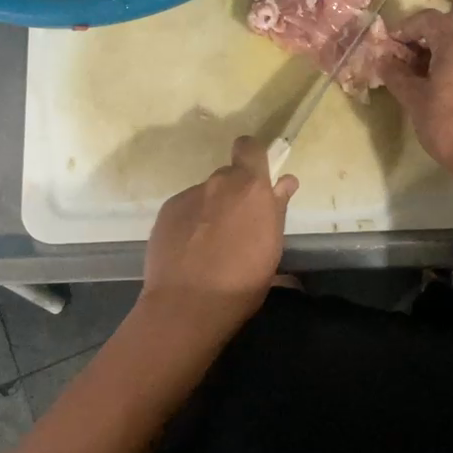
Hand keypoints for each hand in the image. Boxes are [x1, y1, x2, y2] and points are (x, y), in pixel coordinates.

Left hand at [140, 137, 298, 332]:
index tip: (255, 177)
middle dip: (233, 195)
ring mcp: (189, 196)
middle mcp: (219, 183)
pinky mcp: (166, 211)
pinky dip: (189, 223)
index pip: (250, 147)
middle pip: (228, 177)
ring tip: (208, 246)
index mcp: (250, 188)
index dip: (252, 157)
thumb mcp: (272, 248)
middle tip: (235, 227)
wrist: (186, 305)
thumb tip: (285, 182)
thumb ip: (277, 209)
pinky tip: (188, 251)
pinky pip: (184, 209)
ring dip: (210, 211)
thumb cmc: (242, 282)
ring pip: (205, 195)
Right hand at [379, 8, 452, 177]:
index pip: (428, 19)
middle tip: (403, 52)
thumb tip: (382, 59)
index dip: (405, 27)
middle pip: (446, 25)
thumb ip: (396, 75)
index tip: (389, 44)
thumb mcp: (414, 101)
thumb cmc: (449, 127)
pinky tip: (438, 83)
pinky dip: (451, 59)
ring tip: (417, 70)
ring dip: (437, 46)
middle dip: (422, 33)